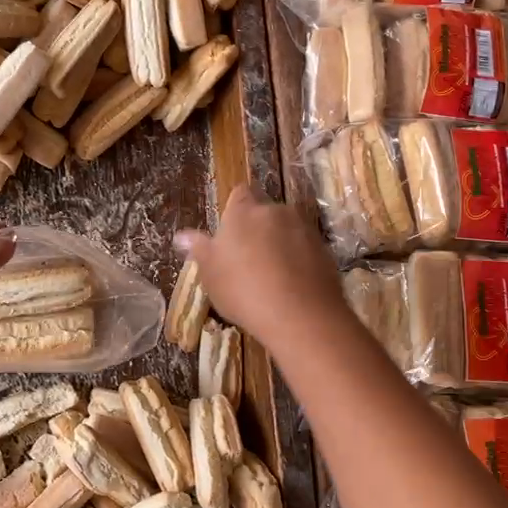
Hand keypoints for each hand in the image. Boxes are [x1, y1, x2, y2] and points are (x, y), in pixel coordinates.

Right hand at [176, 188, 344, 350]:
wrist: (300, 315)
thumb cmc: (243, 289)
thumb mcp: (210, 272)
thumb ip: (198, 249)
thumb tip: (181, 236)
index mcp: (244, 212)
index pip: (240, 193)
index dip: (235, 207)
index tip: (230, 229)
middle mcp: (276, 212)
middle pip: (265, 212)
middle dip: (257, 228)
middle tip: (245, 258)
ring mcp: (304, 230)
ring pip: (287, 230)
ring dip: (279, 244)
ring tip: (269, 276)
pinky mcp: (325, 251)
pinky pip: (305, 249)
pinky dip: (298, 260)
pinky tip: (290, 286)